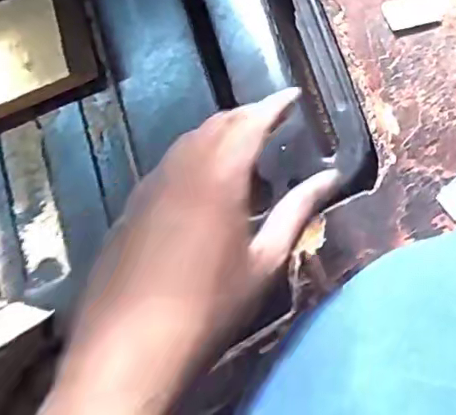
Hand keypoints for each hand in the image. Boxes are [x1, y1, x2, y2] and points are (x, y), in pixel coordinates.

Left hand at [45, 89, 339, 414]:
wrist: (123, 360)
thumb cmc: (208, 308)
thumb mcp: (266, 261)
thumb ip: (298, 209)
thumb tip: (332, 177)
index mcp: (219, 176)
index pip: (251, 120)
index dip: (275, 103)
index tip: (295, 95)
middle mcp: (181, 171)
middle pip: (217, 123)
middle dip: (248, 115)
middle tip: (275, 120)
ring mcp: (148, 191)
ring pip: (188, 141)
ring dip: (219, 134)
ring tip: (244, 149)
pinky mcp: (127, 213)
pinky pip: (167, 166)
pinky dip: (193, 158)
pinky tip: (203, 186)